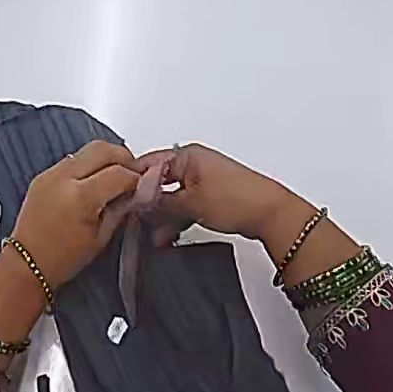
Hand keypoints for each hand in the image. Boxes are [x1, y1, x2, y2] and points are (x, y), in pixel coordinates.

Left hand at [9, 140, 142, 286]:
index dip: (137, 178)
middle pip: (104, 149)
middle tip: (133, 175)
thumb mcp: (102, 236)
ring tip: (114, 179)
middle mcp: (63, 179)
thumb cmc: (63, 258)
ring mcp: (50, 174)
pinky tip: (95, 183)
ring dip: (106, 159)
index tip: (145, 185)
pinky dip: (89, 165)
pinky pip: (73, 159)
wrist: (27, 264)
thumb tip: (137, 191)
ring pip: (87, 150)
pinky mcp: (43, 175)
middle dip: (124, 159)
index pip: (119, 173)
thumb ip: (121, 208)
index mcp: (80, 197)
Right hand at [134, 143, 306, 242]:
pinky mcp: (212, 196)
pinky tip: (168, 236)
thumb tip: (139, 201)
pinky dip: (177, 218)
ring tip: (151, 234)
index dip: (132, 183)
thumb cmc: (238, 200)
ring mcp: (203, 180)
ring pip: (173, 196)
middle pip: (160, 181)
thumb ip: (161, 202)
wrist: (270, 214)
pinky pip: (186, 205)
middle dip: (147, 203)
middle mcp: (194, 163)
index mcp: (187, 155)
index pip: (149, 165)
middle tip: (132, 220)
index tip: (121, 201)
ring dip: (162, 215)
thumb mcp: (190, 203)